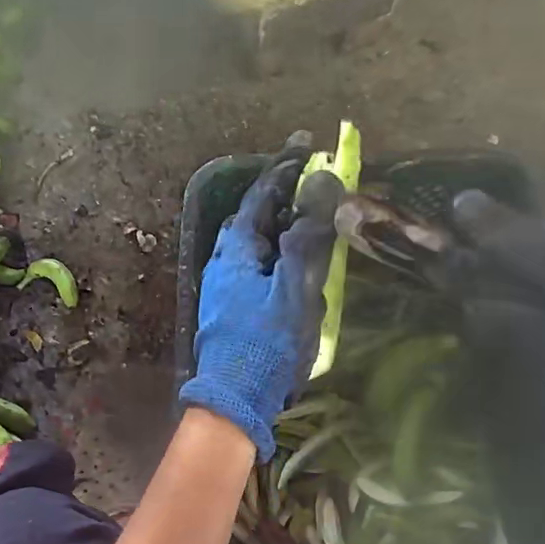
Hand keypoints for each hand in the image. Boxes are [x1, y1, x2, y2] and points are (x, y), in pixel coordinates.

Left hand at [180, 139, 342, 457]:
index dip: (284, 168)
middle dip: (284, 198)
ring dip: (281, 230)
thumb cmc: (267, 343)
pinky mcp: (229, 309)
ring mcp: (223, 287)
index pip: (261, 195)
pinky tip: (294, 273)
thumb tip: (321, 181)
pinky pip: (256, 270)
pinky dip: (277, 260)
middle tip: (314, 185)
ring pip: (256, 245)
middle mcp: (223, 261)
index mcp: (236, 249)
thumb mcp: (296, 288)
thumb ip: (308, 237)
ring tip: (310, 225)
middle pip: (256, 218)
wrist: (234, 399)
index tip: (306, 145)